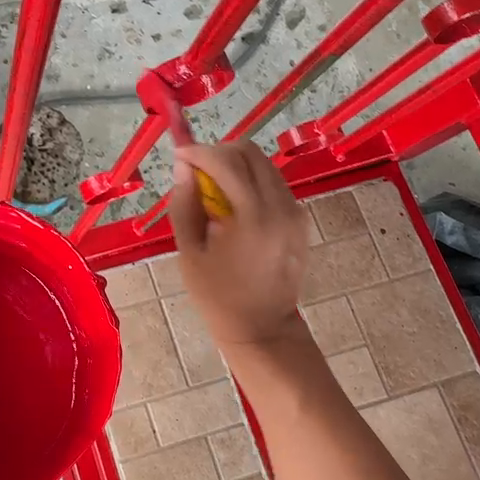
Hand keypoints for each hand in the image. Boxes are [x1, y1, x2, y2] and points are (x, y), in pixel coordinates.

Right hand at [167, 141, 312, 347]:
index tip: (179, 155)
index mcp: (253, 217)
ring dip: (235, 164)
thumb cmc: (218, 295)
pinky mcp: (300, 218)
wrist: (263, 327)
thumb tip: (183, 166)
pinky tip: (233, 203)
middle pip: (250, 153)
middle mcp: (281, 207)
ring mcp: (295, 212)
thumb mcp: (190, 252)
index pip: (227, 162)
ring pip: (264, 164)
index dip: (199, 152)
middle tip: (195, 170)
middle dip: (218, 152)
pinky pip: (273, 182)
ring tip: (212, 188)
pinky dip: (250, 180)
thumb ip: (185, 204)